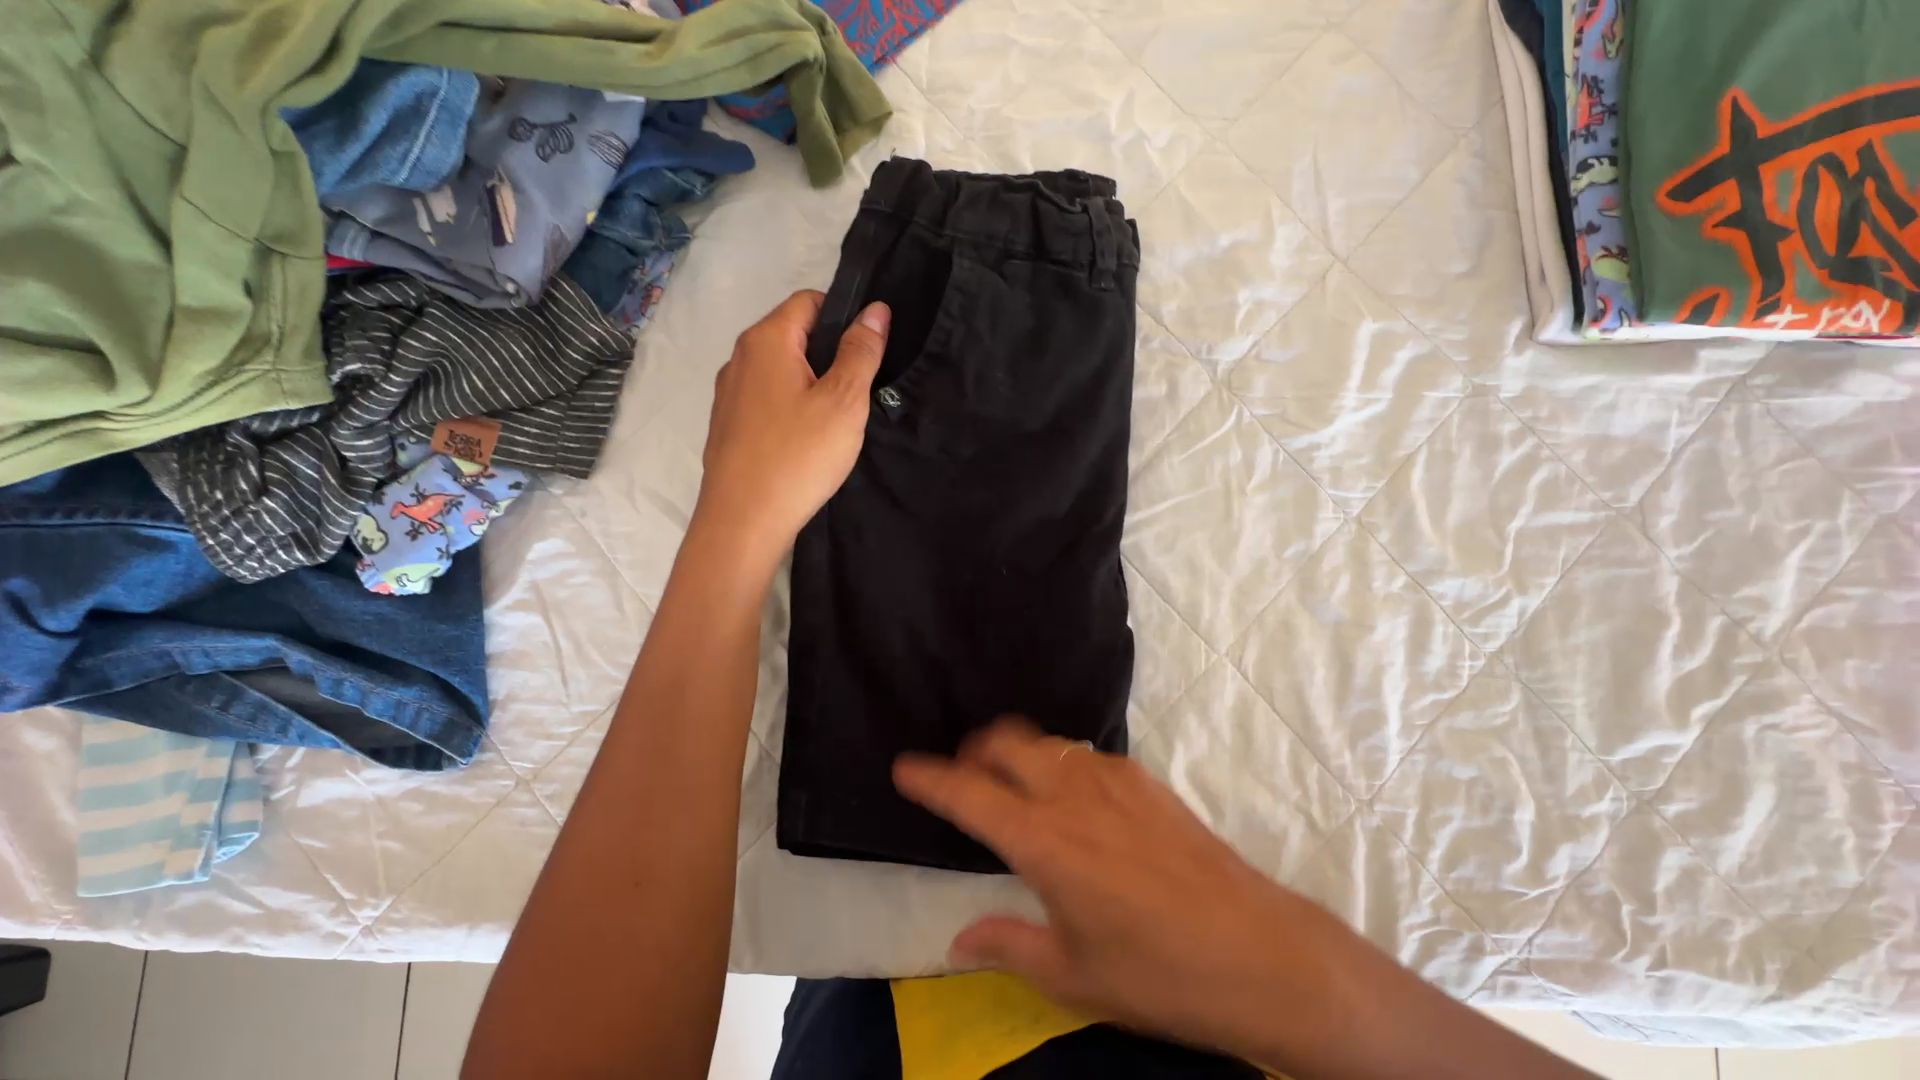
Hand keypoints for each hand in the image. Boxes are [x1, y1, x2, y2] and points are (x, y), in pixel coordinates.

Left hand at [694, 290, 888, 565]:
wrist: (743, 521)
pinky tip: (806, 440)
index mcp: (766, 340)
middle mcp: (739, 357)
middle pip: (793, 334)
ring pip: (780, 370)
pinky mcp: (727, 425)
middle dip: (828, 353)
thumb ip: (861, 351)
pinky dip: (790, 407)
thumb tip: (876, 310)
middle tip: (858, 390)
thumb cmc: (798, 456)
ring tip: (835, 419)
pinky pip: (766, 399)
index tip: (868, 351)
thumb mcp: (843, 401)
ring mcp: (729, 393)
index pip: (809, 301)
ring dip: (810, 383)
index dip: (844, 316)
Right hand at [893, 719, 1340, 1062]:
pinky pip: (1087, 755)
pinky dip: (1060, 763)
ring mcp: (1117, 781)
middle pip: (1005, 741)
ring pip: (1048, 742)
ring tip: (1013, 786)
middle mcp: (1073, 796)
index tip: (903, 768)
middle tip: (961, 778)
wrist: (1263, 954)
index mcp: (1042, 841)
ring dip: (1018, 753)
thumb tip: (958, 940)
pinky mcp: (1150, 783)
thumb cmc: (1159, 975)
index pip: (968, 793)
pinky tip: (1073, 800)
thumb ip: (1007, 945)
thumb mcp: (1072, 975)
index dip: (928, 778)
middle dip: (973, 750)